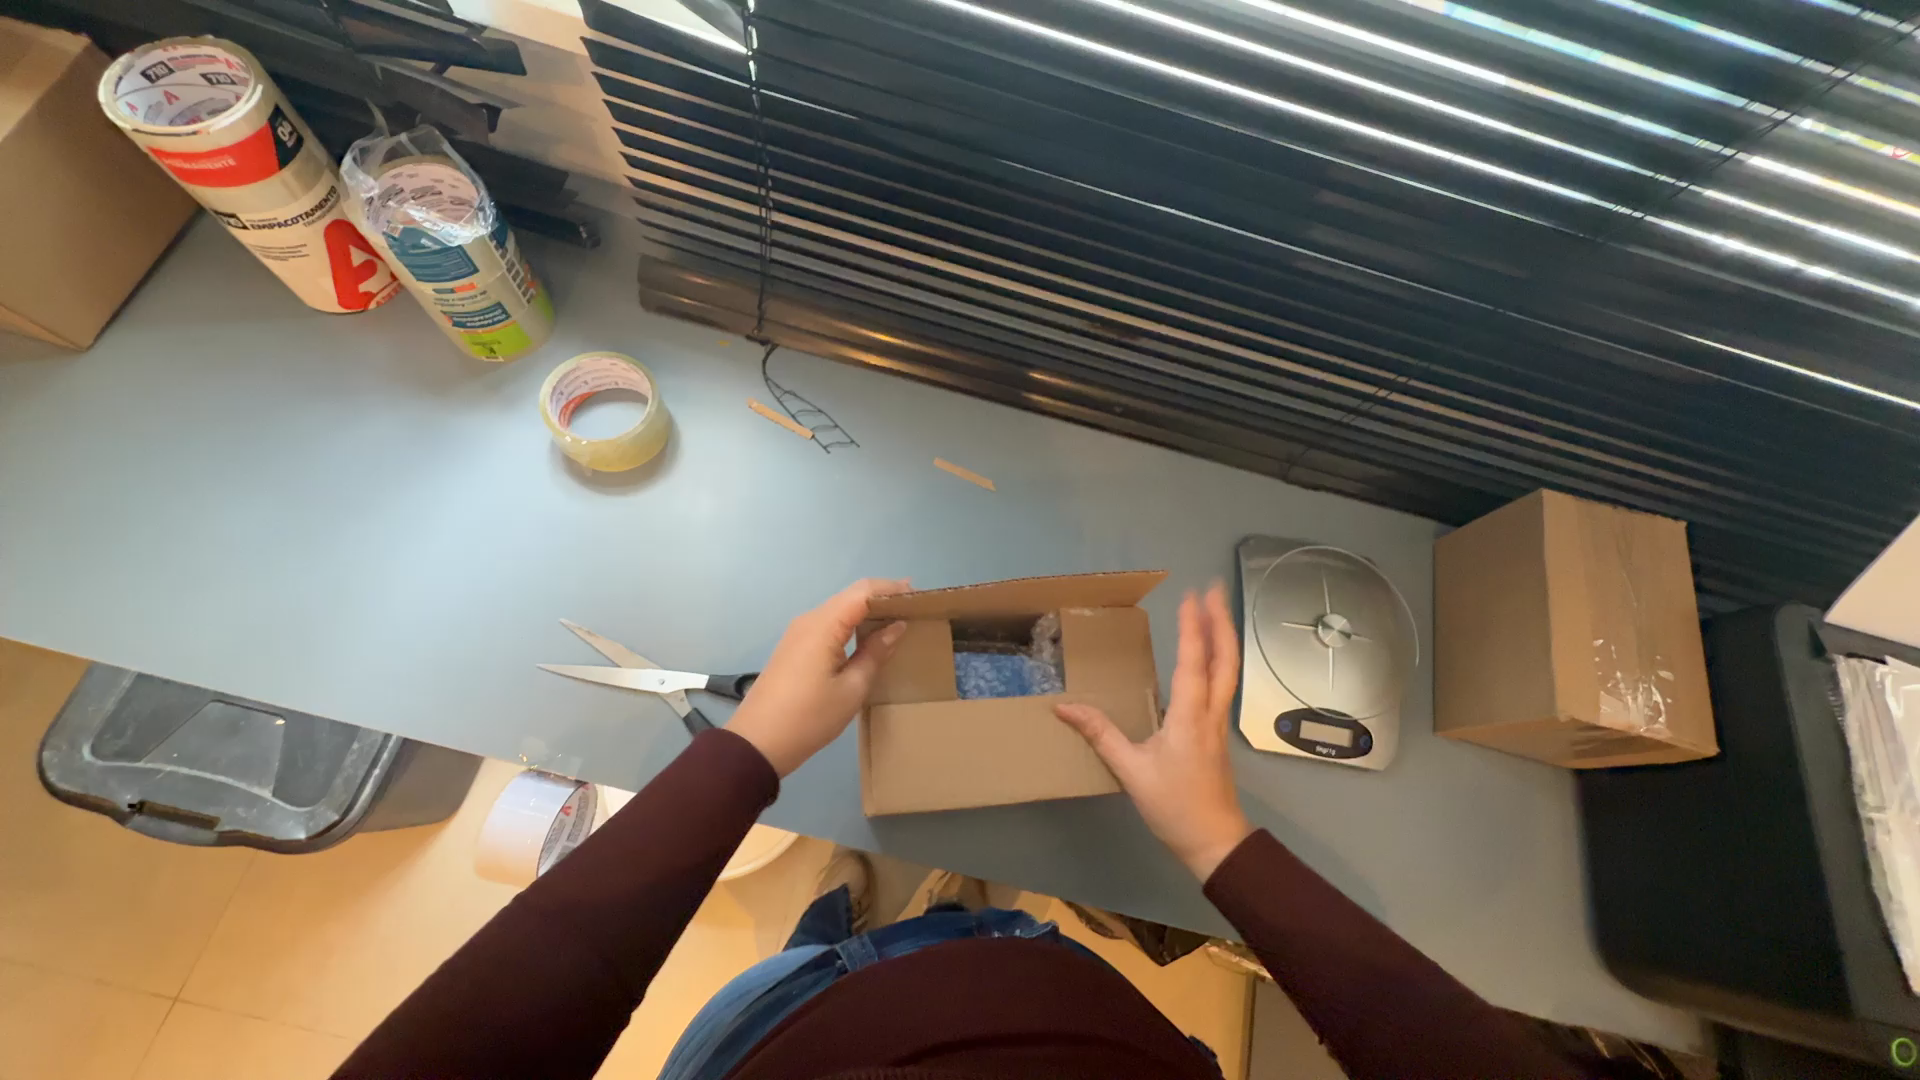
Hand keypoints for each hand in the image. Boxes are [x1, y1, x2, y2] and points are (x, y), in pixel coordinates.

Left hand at [727, 578, 910, 775]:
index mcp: (824, 625)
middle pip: (851, 596)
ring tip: (898, 622)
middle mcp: (810, 620)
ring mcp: (799, 632)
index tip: (919, 596)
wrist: (758, 743)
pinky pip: (830, 623)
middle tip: (914, 608)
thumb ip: (875, 653)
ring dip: (868, 610)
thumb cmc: (809, 717)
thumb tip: (896, 627)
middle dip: (883, 597)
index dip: (892, 589)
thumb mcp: (851, 689)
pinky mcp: (795, 646)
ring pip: (840, 608)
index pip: (863, 592)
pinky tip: (868, 637)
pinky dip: (853, 623)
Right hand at [1056, 582, 1252, 880]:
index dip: (1192, 628)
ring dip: (1222, 638)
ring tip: (1214, 612)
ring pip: (1227, 671)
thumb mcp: (1131, 771)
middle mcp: (1209, 712)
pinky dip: (1218, 660)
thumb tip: (1064, 707)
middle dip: (1219, 622)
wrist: (1215, 841)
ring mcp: (1217, 722)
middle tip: (1213, 590)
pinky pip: (1222, 685)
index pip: (1193, 662)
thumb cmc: (1174, 806)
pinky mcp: (1216, 733)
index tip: (1191, 596)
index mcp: (1189, 716)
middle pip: (1224, 659)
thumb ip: (1100, 735)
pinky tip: (1208, 658)